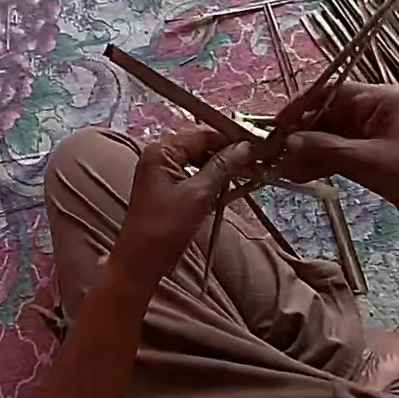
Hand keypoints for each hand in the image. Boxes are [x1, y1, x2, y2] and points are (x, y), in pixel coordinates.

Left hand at [109, 126, 254, 283]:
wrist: (140, 264)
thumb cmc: (164, 228)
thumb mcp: (198, 195)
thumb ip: (222, 167)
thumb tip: (246, 147)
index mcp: (160, 151)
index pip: (201, 133)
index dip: (230, 138)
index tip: (257, 146)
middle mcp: (159, 155)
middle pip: (200, 144)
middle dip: (228, 151)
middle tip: (256, 160)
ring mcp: (162, 172)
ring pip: (199, 160)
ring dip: (223, 166)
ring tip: (249, 172)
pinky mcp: (168, 189)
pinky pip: (194, 175)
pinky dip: (213, 178)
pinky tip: (231, 185)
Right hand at [274, 83, 398, 228]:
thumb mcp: (368, 160)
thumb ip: (325, 148)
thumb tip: (288, 141)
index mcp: (379, 99)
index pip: (330, 92)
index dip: (300, 107)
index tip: (276, 125)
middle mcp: (374, 111)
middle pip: (327, 116)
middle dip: (301, 135)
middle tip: (275, 154)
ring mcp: (372, 133)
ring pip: (329, 137)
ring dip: (307, 152)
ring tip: (283, 169)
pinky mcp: (371, 155)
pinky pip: (338, 153)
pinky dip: (321, 163)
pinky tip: (299, 175)